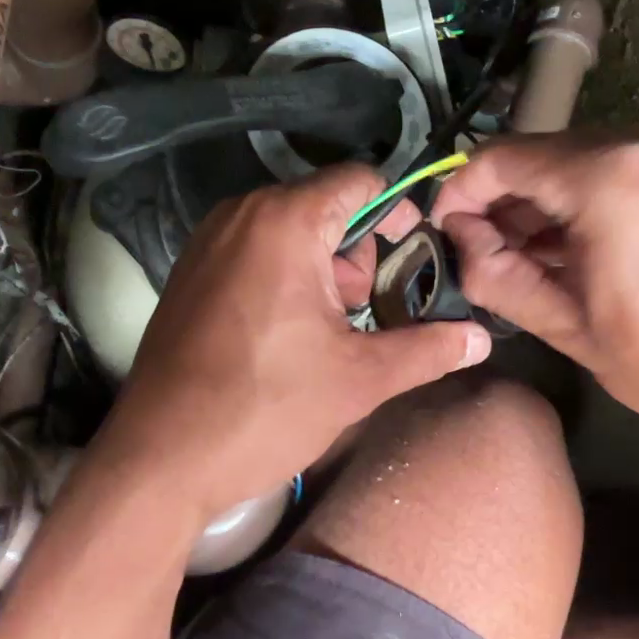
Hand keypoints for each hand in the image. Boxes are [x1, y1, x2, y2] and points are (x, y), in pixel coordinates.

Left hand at [93, 164, 491, 520]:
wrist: (158, 458)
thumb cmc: (264, 409)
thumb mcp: (358, 379)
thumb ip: (427, 349)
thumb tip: (480, 338)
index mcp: (285, 220)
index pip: (360, 181)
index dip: (398, 211)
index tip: (415, 255)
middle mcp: (242, 213)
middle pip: (324, 205)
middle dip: (359, 251)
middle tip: (368, 310)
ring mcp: (209, 239)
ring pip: (289, 228)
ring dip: (323, 266)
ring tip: (331, 330)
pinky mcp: (190, 268)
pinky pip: (254, 247)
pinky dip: (284, 272)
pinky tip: (288, 331)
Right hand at [431, 124, 638, 480]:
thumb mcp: (571, 328)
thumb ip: (498, 273)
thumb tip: (461, 239)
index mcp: (611, 174)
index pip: (502, 159)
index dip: (460, 192)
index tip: (445, 230)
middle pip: (541, 155)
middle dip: (503, 201)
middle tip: (484, 254)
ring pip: (579, 160)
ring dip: (544, 203)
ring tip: (530, 260)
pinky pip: (621, 168)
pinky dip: (587, 200)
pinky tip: (578, 248)